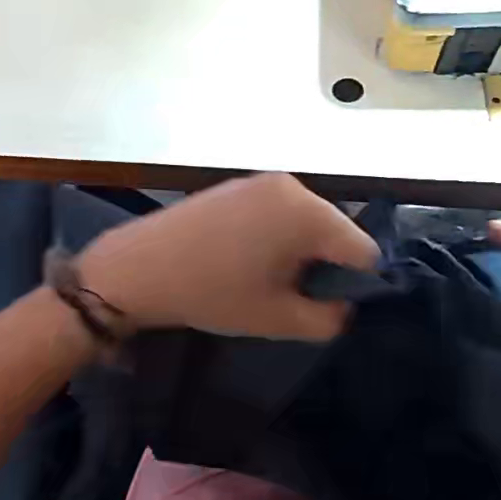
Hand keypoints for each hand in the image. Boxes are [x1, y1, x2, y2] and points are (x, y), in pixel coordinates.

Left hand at [77, 173, 379, 340]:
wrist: (137, 268)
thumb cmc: (211, 293)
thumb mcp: (279, 319)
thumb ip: (330, 317)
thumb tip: (344, 303)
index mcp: (308, 211)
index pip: (363, 249)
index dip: (356, 284)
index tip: (327, 305)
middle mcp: (292, 185)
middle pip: (335, 230)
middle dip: (325, 264)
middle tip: (292, 294)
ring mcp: (261, 181)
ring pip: (307, 221)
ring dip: (300, 251)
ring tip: (265, 277)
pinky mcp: (238, 185)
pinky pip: (279, 211)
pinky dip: (277, 235)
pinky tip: (245, 259)